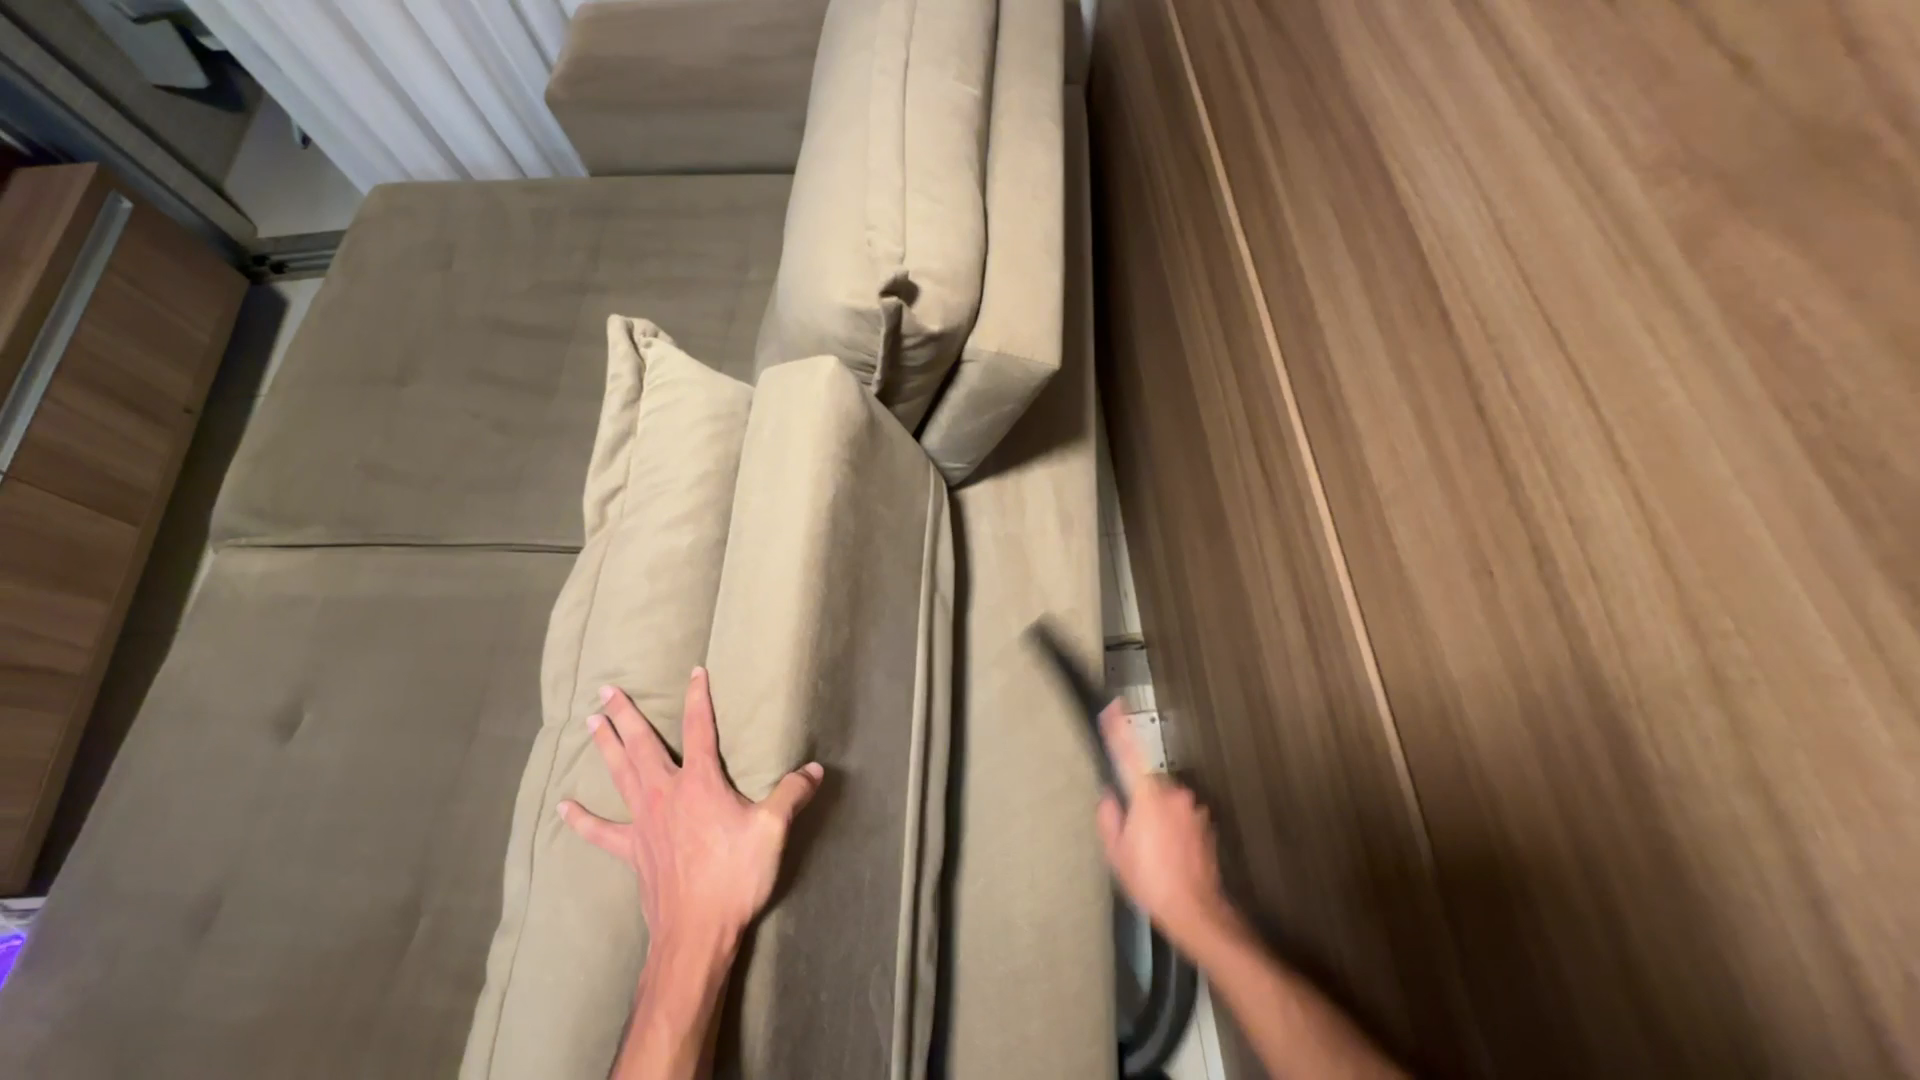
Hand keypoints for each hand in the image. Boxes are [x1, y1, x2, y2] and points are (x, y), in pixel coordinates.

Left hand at [558, 668, 824, 944]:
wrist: (695, 932)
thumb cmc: (735, 877)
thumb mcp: (773, 831)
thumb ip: (792, 794)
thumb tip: (814, 768)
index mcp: (701, 783)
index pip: (700, 729)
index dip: (698, 698)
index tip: (695, 672)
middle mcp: (666, 794)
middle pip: (642, 745)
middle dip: (625, 715)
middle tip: (606, 690)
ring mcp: (643, 822)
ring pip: (620, 774)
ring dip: (605, 745)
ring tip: (590, 721)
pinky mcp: (632, 851)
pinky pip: (601, 832)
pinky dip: (581, 819)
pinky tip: (563, 807)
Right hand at [1097, 703, 1237, 952]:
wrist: (1195, 909)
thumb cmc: (1152, 882)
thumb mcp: (1116, 852)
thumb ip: (1109, 817)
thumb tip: (1110, 799)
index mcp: (1147, 797)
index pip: (1128, 754)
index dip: (1119, 729)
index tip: (1114, 707)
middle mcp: (1173, 795)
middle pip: (1147, 784)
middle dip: (1139, 801)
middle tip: (1132, 834)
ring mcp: (1192, 807)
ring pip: (1165, 802)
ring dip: (1157, 817)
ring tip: (1153, 852)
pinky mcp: (1205, 822)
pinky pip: (1181, 816)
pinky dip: (1173, 829)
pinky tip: (1169, 855)